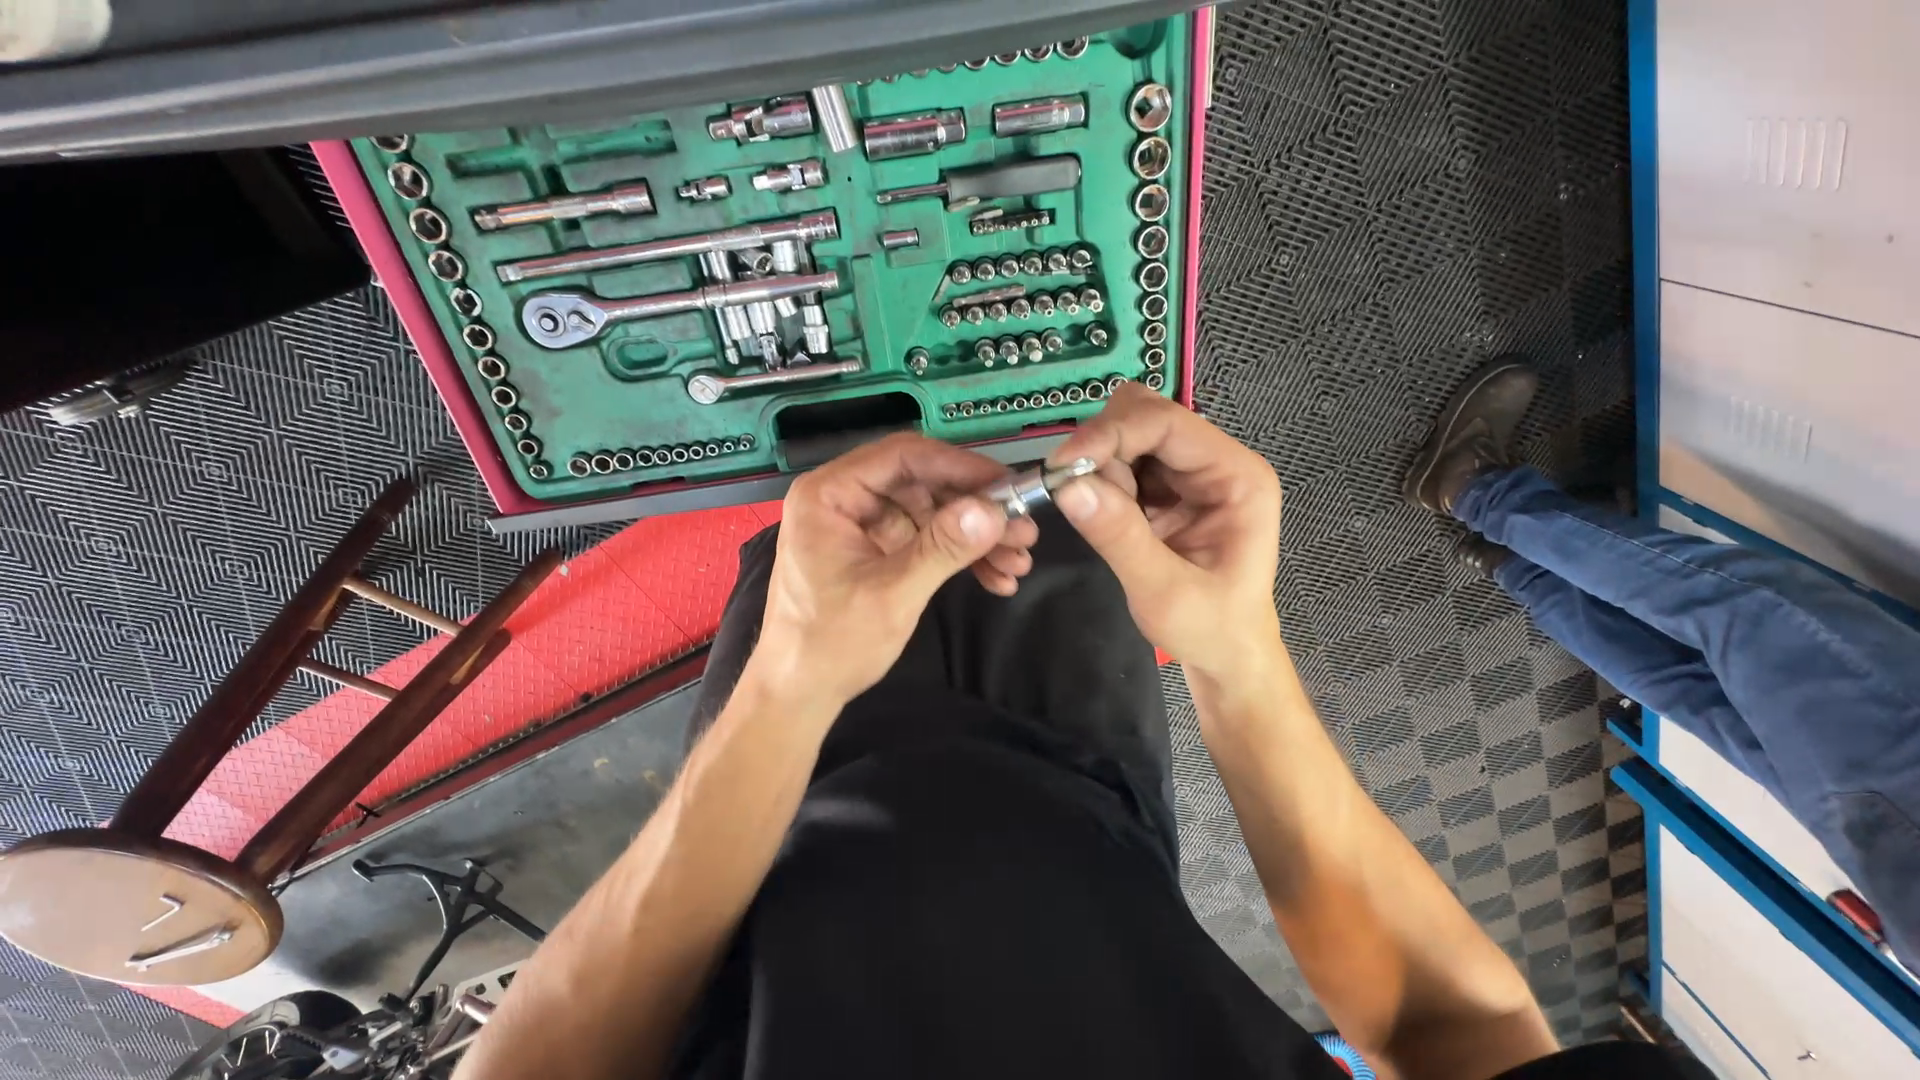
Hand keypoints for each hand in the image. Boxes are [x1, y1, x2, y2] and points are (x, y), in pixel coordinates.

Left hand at [749, 433, 1040, 708]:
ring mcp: (862, 525)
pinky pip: (926, 539)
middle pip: (924, 484)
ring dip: (975, 537)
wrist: (800, 692)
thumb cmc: (833, 643)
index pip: (904, 457)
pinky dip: (959, 556)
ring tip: (1017, 563)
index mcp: (829, 494)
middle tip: (1024, 532)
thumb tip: (992, 510)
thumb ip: (942, 548)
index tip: (1009, 487)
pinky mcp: (877, 550)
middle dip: (975, 510)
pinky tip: (995, 578)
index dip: (961, 467)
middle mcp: (845, 498)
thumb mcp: (893, 594)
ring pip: (932, 512)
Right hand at [1047, 384, 1283, 682]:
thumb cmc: (1209, 629)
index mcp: (1237, 477)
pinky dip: (1101, 481)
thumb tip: (1067, 485)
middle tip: (1077, 493)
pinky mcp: (1167, 488)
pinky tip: (1106, 516)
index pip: (1167, 423)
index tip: (1062, 465)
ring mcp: (1191, 473)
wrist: (1226, 657)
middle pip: (1147, 416)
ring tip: (1102, 518)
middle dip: (1103, 446)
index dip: (1111, 433)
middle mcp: (1216, 462)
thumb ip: (1119, 536)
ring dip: (1100, 466)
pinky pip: (1122, 462)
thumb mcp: (1163, 591)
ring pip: (1128, 434)